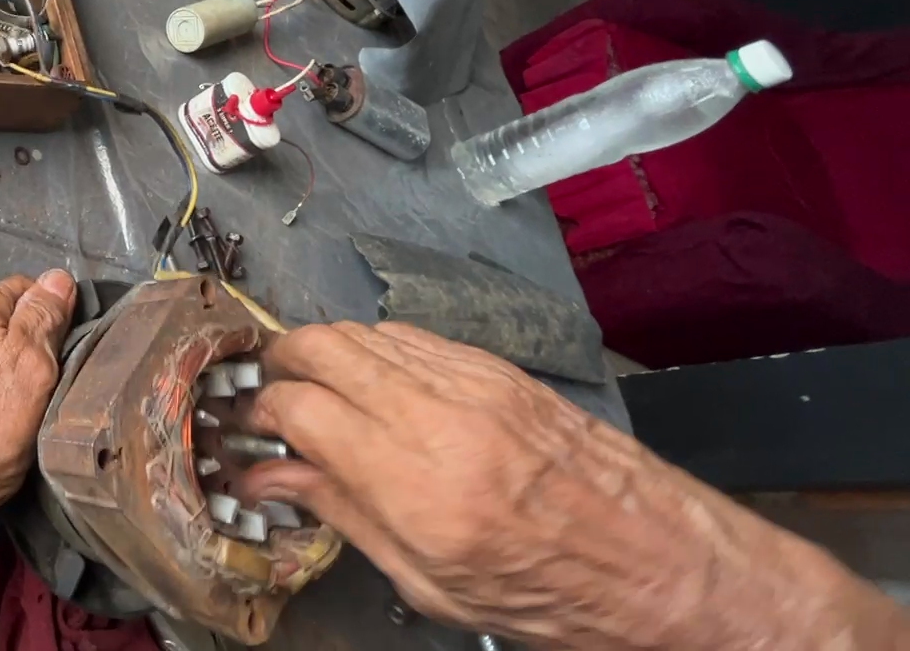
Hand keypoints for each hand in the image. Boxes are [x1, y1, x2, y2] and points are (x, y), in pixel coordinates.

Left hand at [0, 270, 75, 534]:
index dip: (56, 313)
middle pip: (20, 324)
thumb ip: (44, 317)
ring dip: (34, 380)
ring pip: (12, 358)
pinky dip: (17, 401)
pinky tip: (28, 424)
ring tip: (50, 406)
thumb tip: (59, 276)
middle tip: (66, 381)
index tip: (75, 346)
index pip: (28, 289)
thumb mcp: (29, 363)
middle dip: (45, 349)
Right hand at [233, 321, 909, 650]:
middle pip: (318, 346)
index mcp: (413, 487)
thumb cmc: (544, 598)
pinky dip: (369, 348)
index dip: (261, 410)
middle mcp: (431, 419)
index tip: (253, 425)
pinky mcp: (491, 365)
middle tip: (274, 390)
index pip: (298, 408)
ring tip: (318, 382)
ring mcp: (465, 381)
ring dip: (320, 350)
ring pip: (356, 330)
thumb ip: (337, 510)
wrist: (673, 571)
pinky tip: (373, 380)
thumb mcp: (428, 582)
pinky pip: (402, 334)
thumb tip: (261, 474)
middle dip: (279, 360)